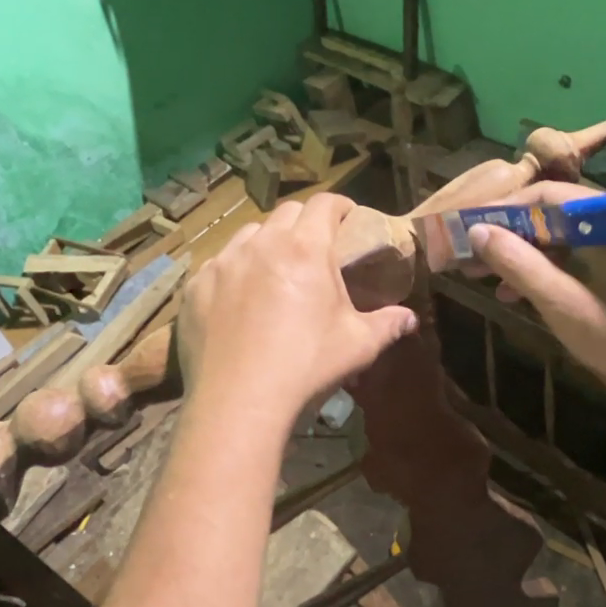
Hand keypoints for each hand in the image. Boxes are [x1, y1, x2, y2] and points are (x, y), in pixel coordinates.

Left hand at [177, 193, 418, 431]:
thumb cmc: (306, 367)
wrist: (238, 402)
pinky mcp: (196, 286)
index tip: (348, 220)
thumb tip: (409, 318)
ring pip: (249, 235)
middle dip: (305, 223)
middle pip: (286, 213)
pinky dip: (233, 271)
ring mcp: (223, 262)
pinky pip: (218, 264)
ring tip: (274, 270)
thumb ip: (388, 324)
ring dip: (267, 243)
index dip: (341, 206)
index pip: (325, 204)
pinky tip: (238, 299)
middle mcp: (262, 244)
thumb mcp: (358, 346)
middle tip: (315, 249)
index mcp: (305, 249)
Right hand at [467, 182, 605, 410]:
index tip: (468, 226)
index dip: (503, 208)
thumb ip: (516, 261)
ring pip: (557, 236)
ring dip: (520, 252)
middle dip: (508, 233)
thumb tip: (477, 231)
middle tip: (470, 252)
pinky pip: (571, 254)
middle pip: (551, 213)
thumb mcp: (556, 300)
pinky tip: (513, 290)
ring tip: (481, 273)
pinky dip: (541, 267)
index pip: (547, 195)